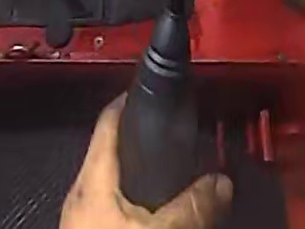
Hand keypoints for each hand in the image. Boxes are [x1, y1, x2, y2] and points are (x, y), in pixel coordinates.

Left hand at [61, 95, 231, 228]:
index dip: (132, 99)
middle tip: (180, 137)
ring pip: (113, 186)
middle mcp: (81, 197)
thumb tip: (223, 182)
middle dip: (145, 143)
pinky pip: (113, 213)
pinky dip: (137, 207)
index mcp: (92, 180)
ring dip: (142, 178)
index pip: (109, 119)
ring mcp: (81, 225)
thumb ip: (194, 206)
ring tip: (176, 175)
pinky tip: (159, 218)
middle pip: (112, 151)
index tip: (159, 89)